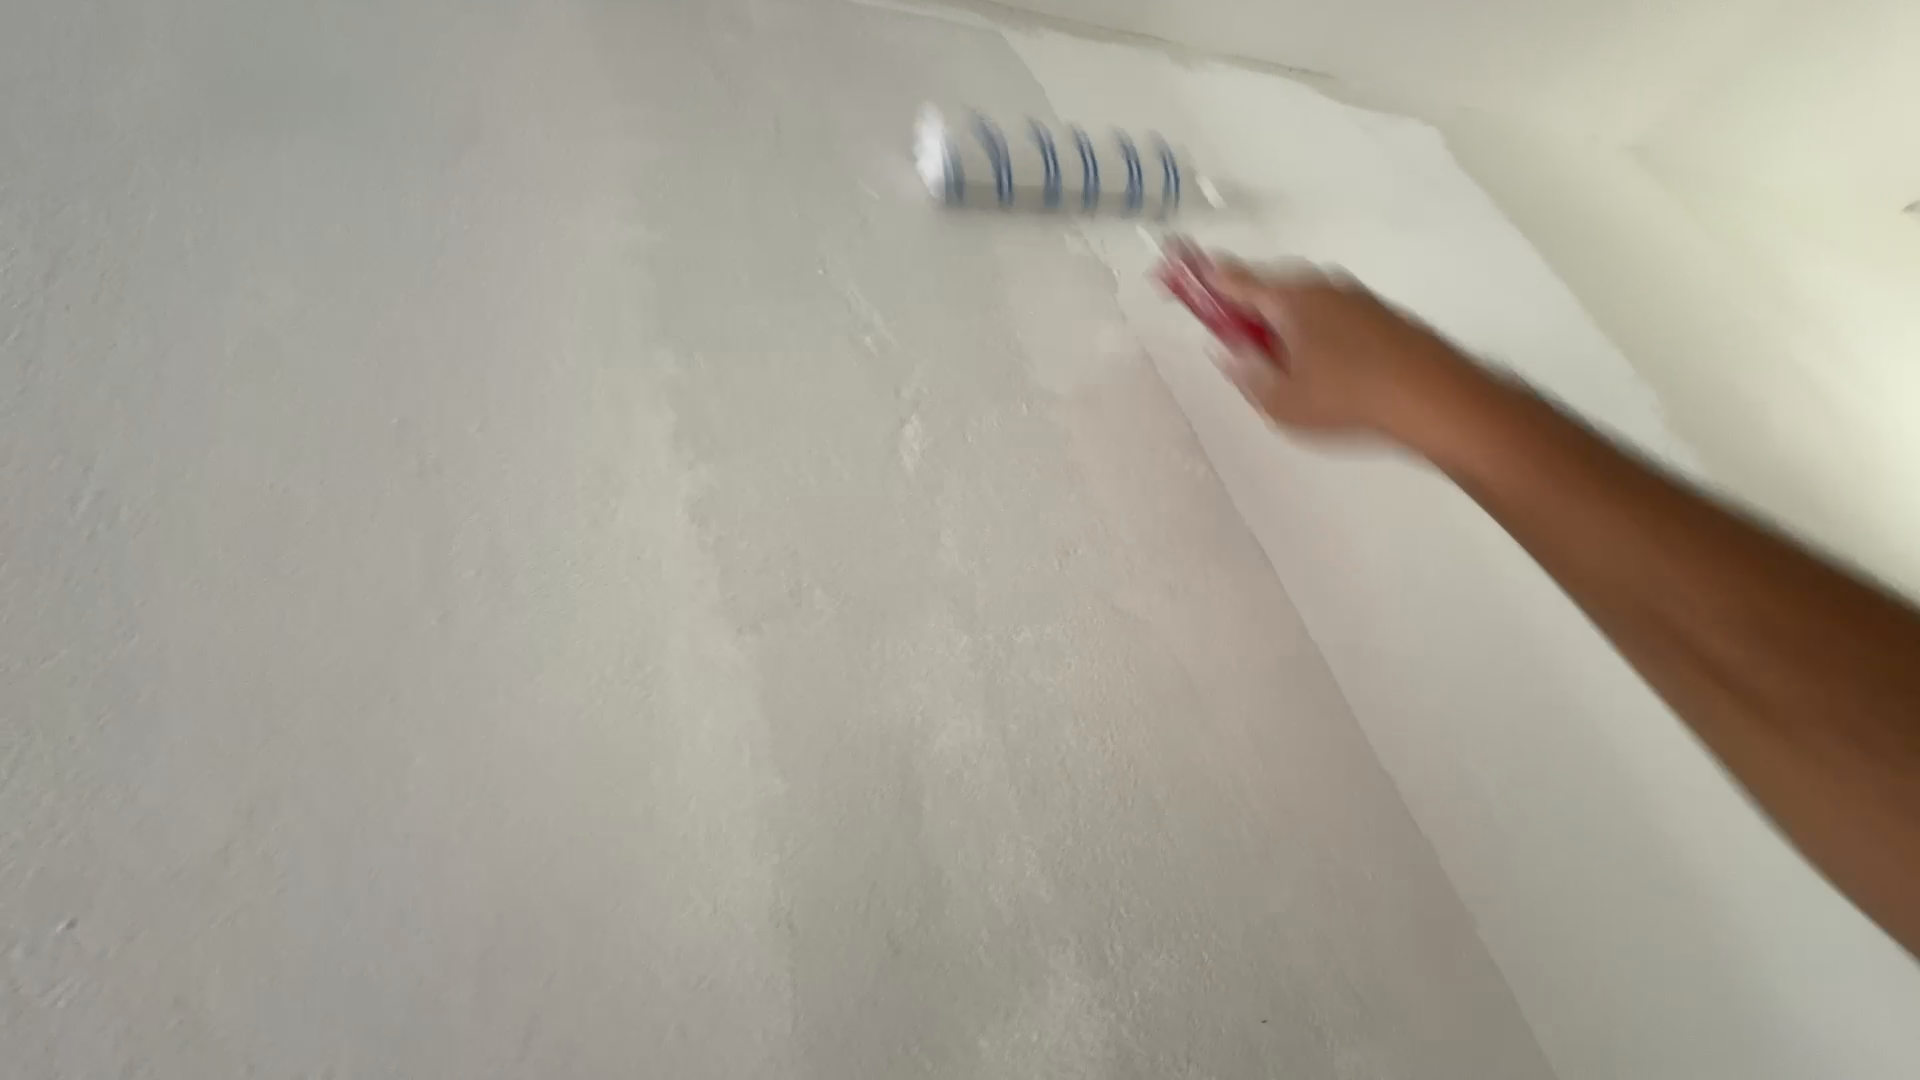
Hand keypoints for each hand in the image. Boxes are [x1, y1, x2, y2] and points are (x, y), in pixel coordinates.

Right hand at [1209, 259, 1475, 443]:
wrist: (1436, 398)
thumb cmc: (1345, 399)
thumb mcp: (1278, 400)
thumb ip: (1246, 371)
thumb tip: (1229, 349)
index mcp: (1288, 300)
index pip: (1232, 279)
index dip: (1198, 276)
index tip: (1170, 267)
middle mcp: (1320, 286)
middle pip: (1267, 288)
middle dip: (1243, 310)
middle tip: (1234, 344)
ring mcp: (1353, 296)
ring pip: (1299, 302)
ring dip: (1278, 326)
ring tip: (1281, 369)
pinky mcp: (1377, 314)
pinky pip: (1326, 314)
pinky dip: (1308, 332)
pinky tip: (1318, 369)